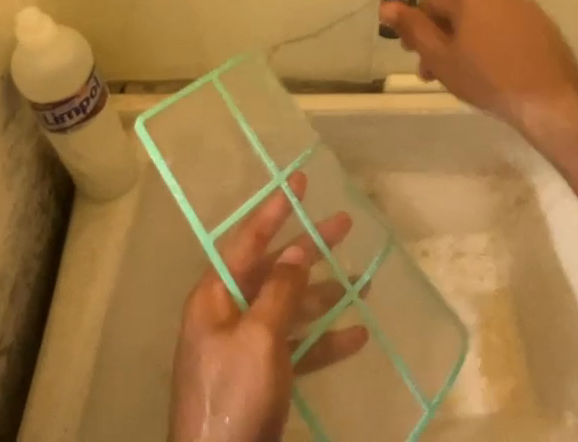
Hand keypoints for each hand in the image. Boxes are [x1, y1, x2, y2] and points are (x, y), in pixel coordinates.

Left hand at [170, 174, 369, 441]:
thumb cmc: (234, 395)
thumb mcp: (259, 338)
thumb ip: (280, 290)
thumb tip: (298, 249)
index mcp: (214, 299)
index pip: (247, 242)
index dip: (274, 211)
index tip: (298, 181)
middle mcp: (227, 317)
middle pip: (273, 271)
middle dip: (309, 249)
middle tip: (344, 223)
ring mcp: (244, 350)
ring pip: (290, 309)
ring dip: (324, 296)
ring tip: (363, 282)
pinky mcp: (261, 380)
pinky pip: (296, 349)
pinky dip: (323, 342)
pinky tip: (356, 336)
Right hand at [378, 0, 577, 129]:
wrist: (549, 99)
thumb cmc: (487, 78)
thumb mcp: (440, 57)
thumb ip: (412, 29)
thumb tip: (386, 5)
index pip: (428, 0)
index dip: (416, 28)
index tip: (415, 57)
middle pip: (456, 8)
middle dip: (440, 37)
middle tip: (434, 72)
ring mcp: (521, 4)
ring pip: (480, 18)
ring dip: (465, 40)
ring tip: (463, 75)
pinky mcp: (539, 21)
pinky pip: (504, 25)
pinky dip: (491, 41)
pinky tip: (493, 68)